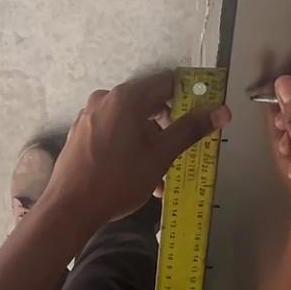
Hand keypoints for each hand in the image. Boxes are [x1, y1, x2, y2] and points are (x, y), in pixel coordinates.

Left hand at [38, 70, 231, 231]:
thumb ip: (190, 129)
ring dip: (148, 142)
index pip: (166, 82)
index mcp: (126, 98)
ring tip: (158, 174)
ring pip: (129, 121)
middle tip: (178, 151)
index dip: (188, 96)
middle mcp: (105, 99)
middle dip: (167, 126)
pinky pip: (112, 132)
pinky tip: (135, 174)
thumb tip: (221, 110)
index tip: (200, 116)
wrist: (69, 208)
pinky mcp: (80, 134)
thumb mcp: (161, 156)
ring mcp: (89, 116)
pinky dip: (128, 146)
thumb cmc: (117, 180)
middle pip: (147, 102)